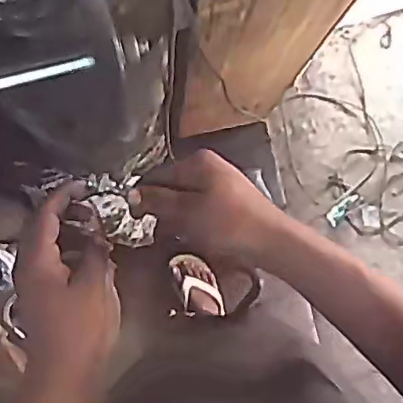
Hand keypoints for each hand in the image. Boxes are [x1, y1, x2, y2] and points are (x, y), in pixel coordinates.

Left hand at [13, 185, 120, 396]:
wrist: (64, 377)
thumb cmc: (79, 331)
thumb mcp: (95, 286)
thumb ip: (96, 253)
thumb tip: (96, 235)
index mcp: (37, 261)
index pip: (45, 216)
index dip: (62, 196)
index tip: (82, 184)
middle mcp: (28, 269)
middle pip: (41, 230)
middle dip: (66, 214)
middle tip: (93, 206)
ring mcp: (33, 286)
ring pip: (48, 249)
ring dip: (70, 234)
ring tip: (96, 230)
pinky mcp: (42, 300)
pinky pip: (53, 265)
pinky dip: (70, 254)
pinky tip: (92, 259)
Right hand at [134, 150, 297, 268]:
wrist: (270, 241)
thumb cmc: (228, 223)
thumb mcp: (185, 212)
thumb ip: (157, 201)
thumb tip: (132, 194)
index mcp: (198, 161)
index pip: (157, 175)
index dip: (144, 197)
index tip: (136, 219)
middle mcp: (211, 167)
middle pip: (172, 187)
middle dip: (162, 211)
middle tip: (157, 233)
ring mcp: (222, 184)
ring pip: (187, 200)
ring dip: (177, 220)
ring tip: (177, 239)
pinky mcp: (231, 203)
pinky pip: (202, 209)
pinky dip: (194, 223)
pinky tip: (196, 238)